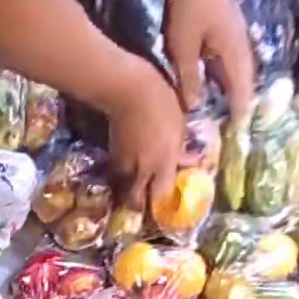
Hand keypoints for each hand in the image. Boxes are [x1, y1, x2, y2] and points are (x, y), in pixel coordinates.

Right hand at [106, 62, 186, 210]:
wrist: (129, 93)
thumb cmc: (163, 104)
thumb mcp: (180, 128)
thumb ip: (180, 151)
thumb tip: (186, 162)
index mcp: (162, 162)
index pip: (161, 196)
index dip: (163, 204)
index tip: (167, 206)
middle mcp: (141, 170)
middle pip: (136, 202)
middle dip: (141, 206)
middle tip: (147, 204)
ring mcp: (124, 167)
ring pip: (125, 191)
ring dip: (131, 192)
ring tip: (139, 187)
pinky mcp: (112, 159)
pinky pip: (119, 177)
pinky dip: (125, 178)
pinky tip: (131, 170)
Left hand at [163, 0, 255, 121]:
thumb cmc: (186, 12)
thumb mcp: (182, 52)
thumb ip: (189, 79)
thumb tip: (195, 107)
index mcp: (233, 50)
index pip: (240, 84)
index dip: (239, 105)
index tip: (237, 125)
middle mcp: (240, 42)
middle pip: (245, 76)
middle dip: (242, 97)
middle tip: (236, 120)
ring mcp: (236, 33)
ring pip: (239, 66)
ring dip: (236, 85)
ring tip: (230, 105)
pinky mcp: (226, 28)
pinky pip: (231, 58)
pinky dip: (228, 73)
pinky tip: (218, 82)